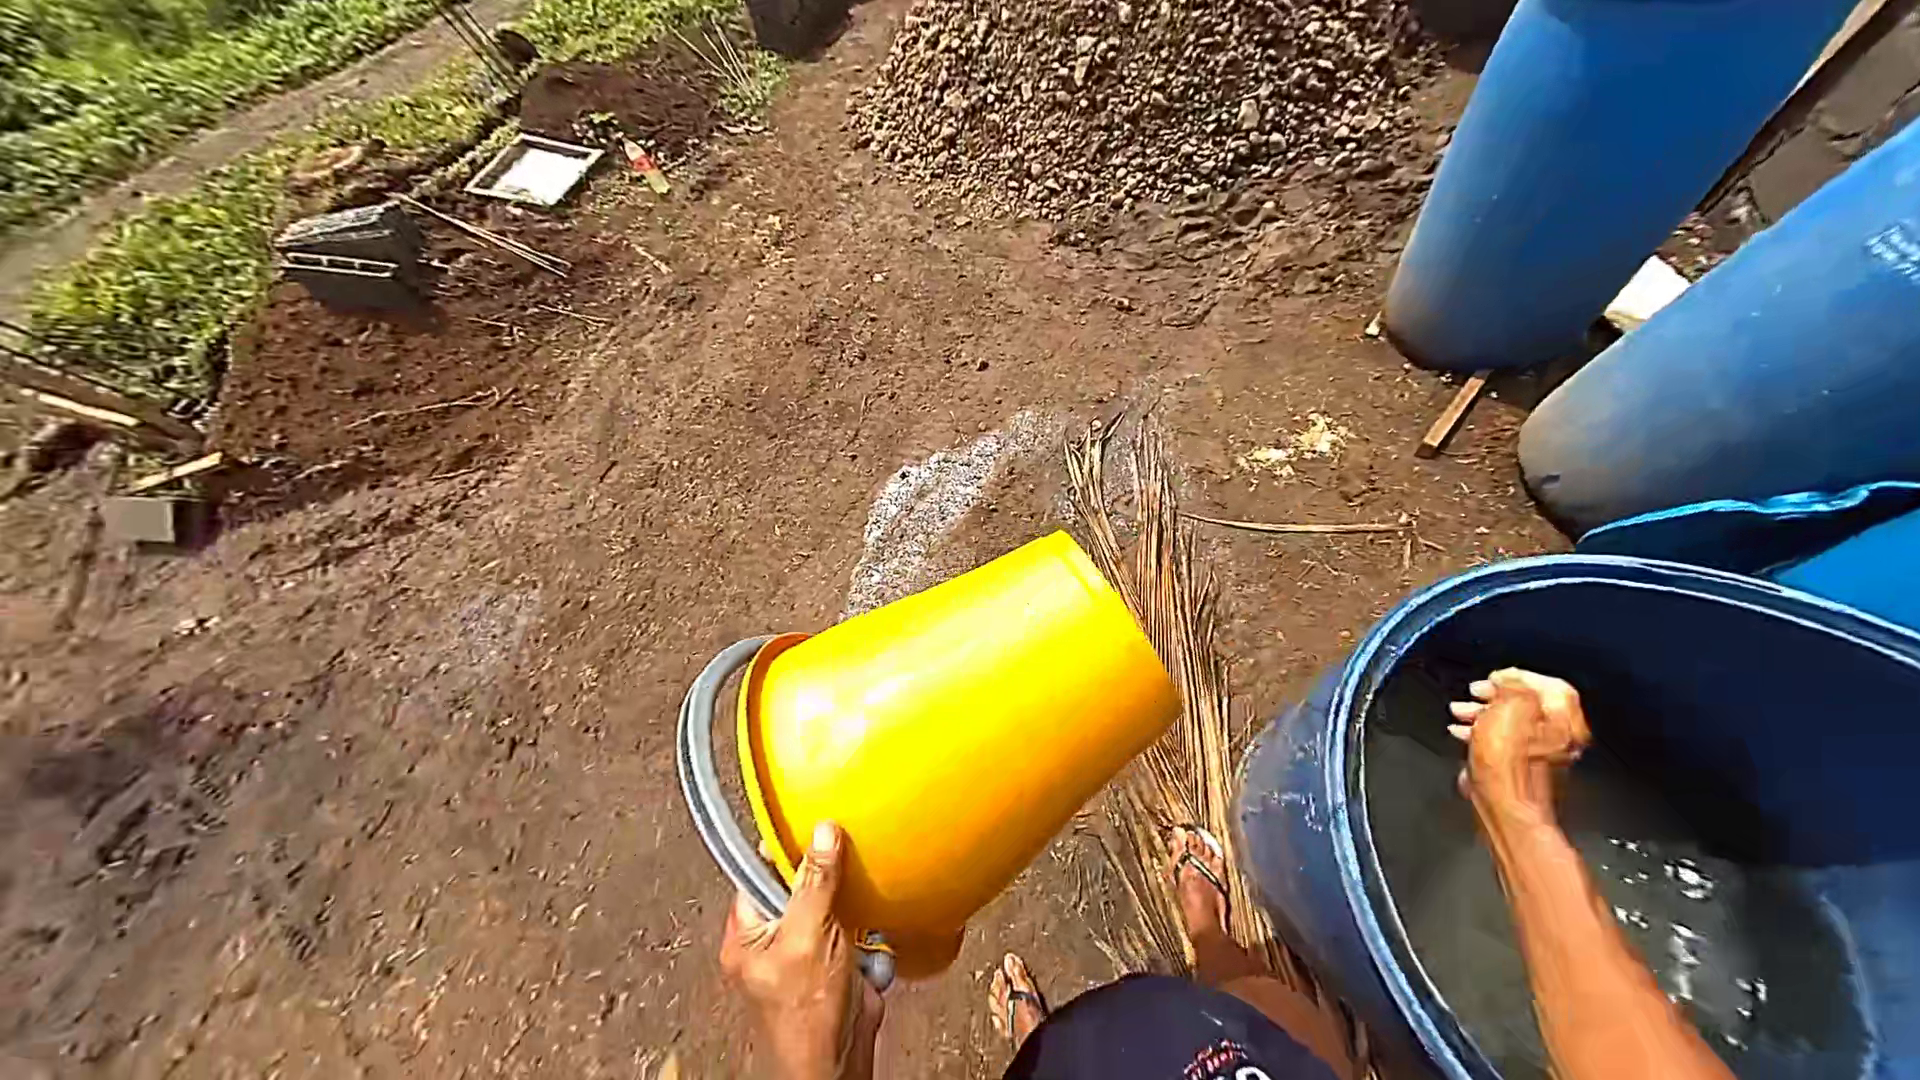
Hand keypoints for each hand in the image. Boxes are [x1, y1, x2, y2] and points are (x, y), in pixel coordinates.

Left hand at [720, 821, 883, 1079]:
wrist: (838, 1063)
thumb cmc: (805, 1018)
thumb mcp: (806, 937)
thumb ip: (814, 884)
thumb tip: (822, 833)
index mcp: (749, 931)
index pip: (759, 870)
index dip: (782, 845)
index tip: (807, 820)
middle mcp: (773, 933)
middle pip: (797, 878)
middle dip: (822, 865)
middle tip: (842, 840)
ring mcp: (806, 941)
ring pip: (826, 893)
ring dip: (846, 887)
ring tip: (859, 872)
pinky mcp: (835, 949)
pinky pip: (848, 913)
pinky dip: (863, 910)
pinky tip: (869, 909)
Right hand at [1448, 669, 1590, 823]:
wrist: (1503, 804)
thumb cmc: (1507, 762)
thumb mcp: (1509, 710)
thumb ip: (1514, 687)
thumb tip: (1509, 679)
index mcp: (1564, 722)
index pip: (1551, 685)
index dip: (1519, 676)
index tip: (1494, 678)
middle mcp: (1559, 737)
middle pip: (1528, 702)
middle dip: (1495, 695)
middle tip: (1475, 693)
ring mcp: (1540, 754)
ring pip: (1511, 720)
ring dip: (1482, 712)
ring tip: (1460, 714)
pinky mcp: (1519, 767)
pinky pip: (1501, 740)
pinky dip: (1481, 731)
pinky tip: (1463, 734)